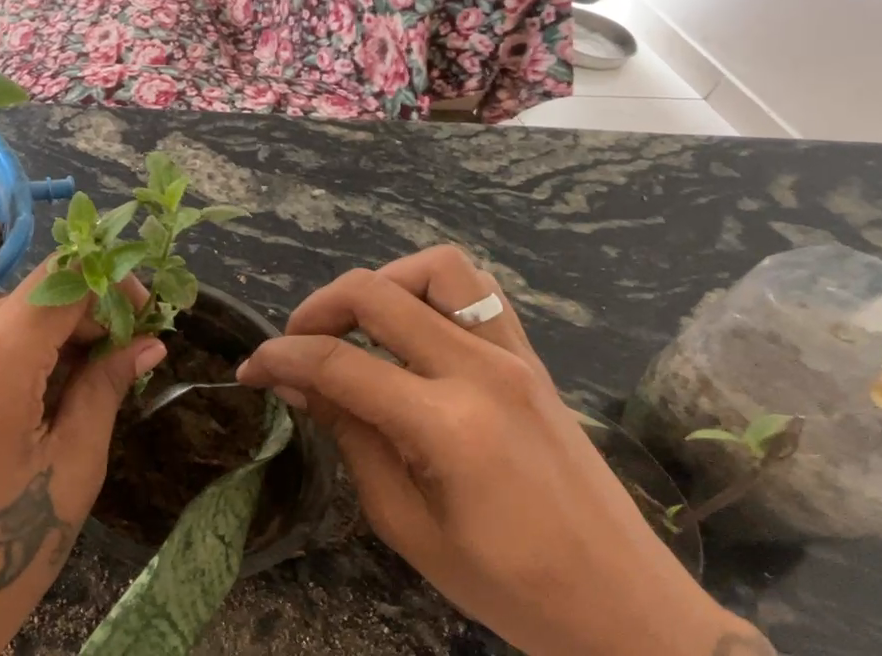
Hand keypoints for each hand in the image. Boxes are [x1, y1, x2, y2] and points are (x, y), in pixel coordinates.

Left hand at [0, 261, 165, 655]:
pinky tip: (40, 396)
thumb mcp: (71, 469)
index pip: (61, 279)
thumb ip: (105, 388)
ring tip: (84, 390)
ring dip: (54, 336)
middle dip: (87, 317)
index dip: (112, 286)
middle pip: (35, 294)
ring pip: (10, 314)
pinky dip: (20, 351)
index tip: (147, 319)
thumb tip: (146, 343)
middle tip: (126, 362)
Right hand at [237, 246, 771, 655]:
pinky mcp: (533, 360)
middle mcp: (482, 372)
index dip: (281, 358)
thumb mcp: (407, 526)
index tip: (249, 370)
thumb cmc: (511, 587)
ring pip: (435, 268)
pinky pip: (477, 291)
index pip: (338, 362)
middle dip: (315, 309)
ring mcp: (516, 357)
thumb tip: (297, 384)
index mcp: (448, 425)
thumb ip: (350, 439)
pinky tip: (407, 331)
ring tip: (355, 325)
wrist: (631, 612)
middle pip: (375, 293)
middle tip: (294, 346)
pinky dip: (426, 290)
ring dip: (380, 283)